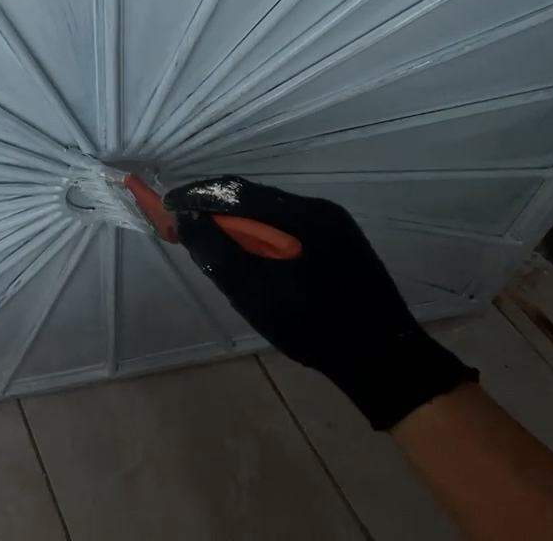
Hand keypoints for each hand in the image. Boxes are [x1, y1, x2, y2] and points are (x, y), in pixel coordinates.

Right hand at [164, 175, 475, 429]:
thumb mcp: (256, 297)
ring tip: (213, 240)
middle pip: (252, 195)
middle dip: (213, 206)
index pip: (235, 191)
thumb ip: (217, 254)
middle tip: (183, 224)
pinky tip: (252, 251)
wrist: (386, 361)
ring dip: (237, 218)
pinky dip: (261, 228)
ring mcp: (333, 221)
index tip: (166, 206)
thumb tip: (183, 218)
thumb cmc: (316, 330)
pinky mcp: (340, 236)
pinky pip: (287, 221)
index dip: (196, 196)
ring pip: (269, 208)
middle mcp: (318, 208)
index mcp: (301, 218)